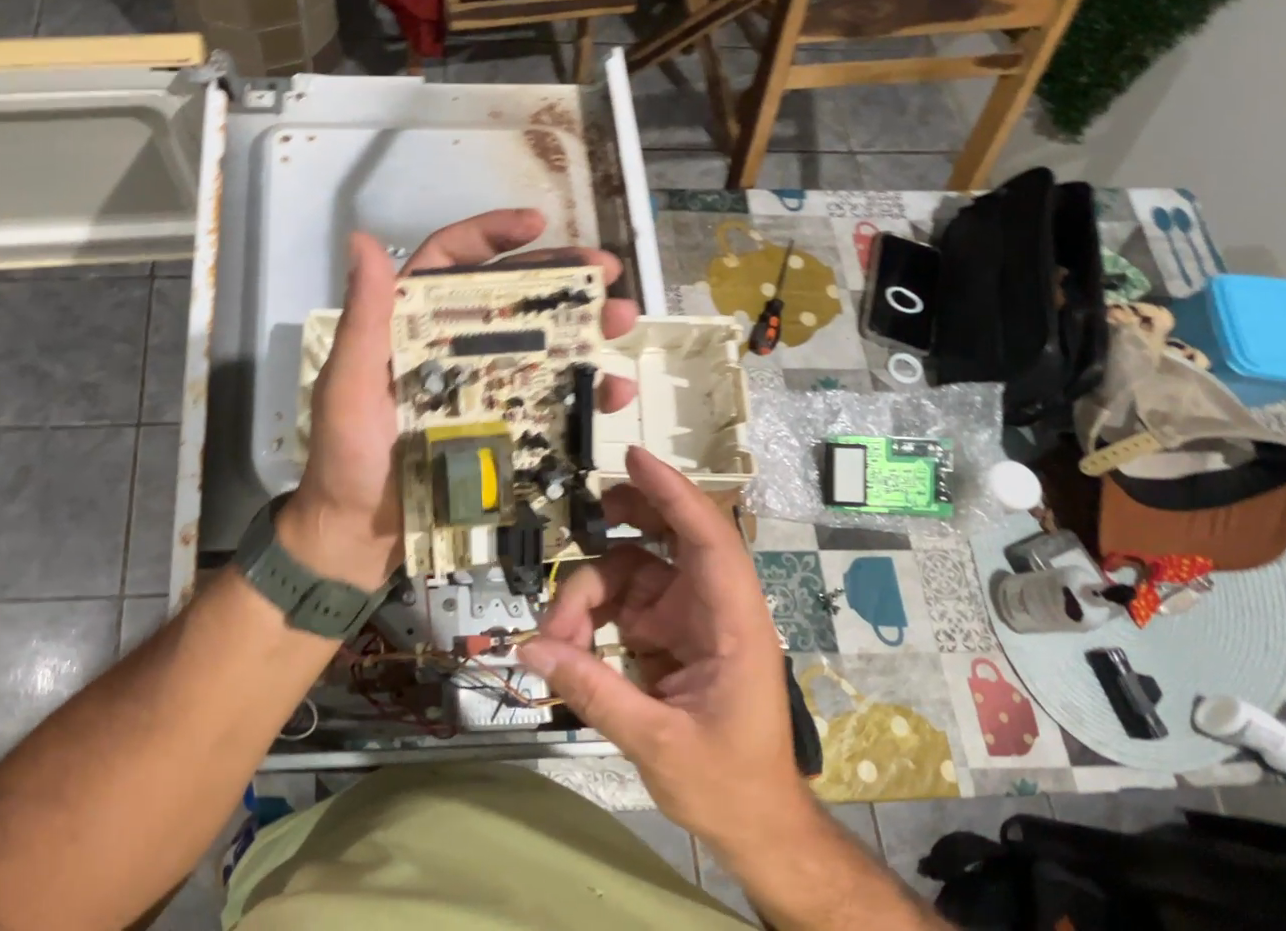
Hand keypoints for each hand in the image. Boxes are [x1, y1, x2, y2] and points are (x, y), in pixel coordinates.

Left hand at [278, 208, 639, 590]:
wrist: (358, 539)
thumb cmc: (345, 459)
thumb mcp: (348, 386)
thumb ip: (363, 318)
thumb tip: (364, 239)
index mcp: (408, 329)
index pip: (450, 263)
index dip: (491, 236)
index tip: (538, 224)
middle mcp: (449, 350)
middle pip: (510, 301)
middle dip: (560, 280)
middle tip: (608, 274)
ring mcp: (480, 392)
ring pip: (539, 348)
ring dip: (586, 332)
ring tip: (624, 325)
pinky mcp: (502, 431)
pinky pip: (549, 405)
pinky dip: (584, 395)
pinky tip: (613, 391)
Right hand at [519, 446, 810, 844]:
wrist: (756, 826)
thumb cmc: (728, 785)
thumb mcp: (657, 743)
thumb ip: (593, 692)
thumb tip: (529, 649)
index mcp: (733, 623)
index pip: (708, 540)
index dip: (674, 493)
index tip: (634, 459)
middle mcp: (712, 610)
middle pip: (670, 539)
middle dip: (627, 520)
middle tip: (584, 519)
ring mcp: (687, 623)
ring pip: (630, 575)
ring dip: (586, 594)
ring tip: (555, 639)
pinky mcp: (665, 641)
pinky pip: (619, 608)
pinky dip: (587, 619)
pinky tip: (563, 648)